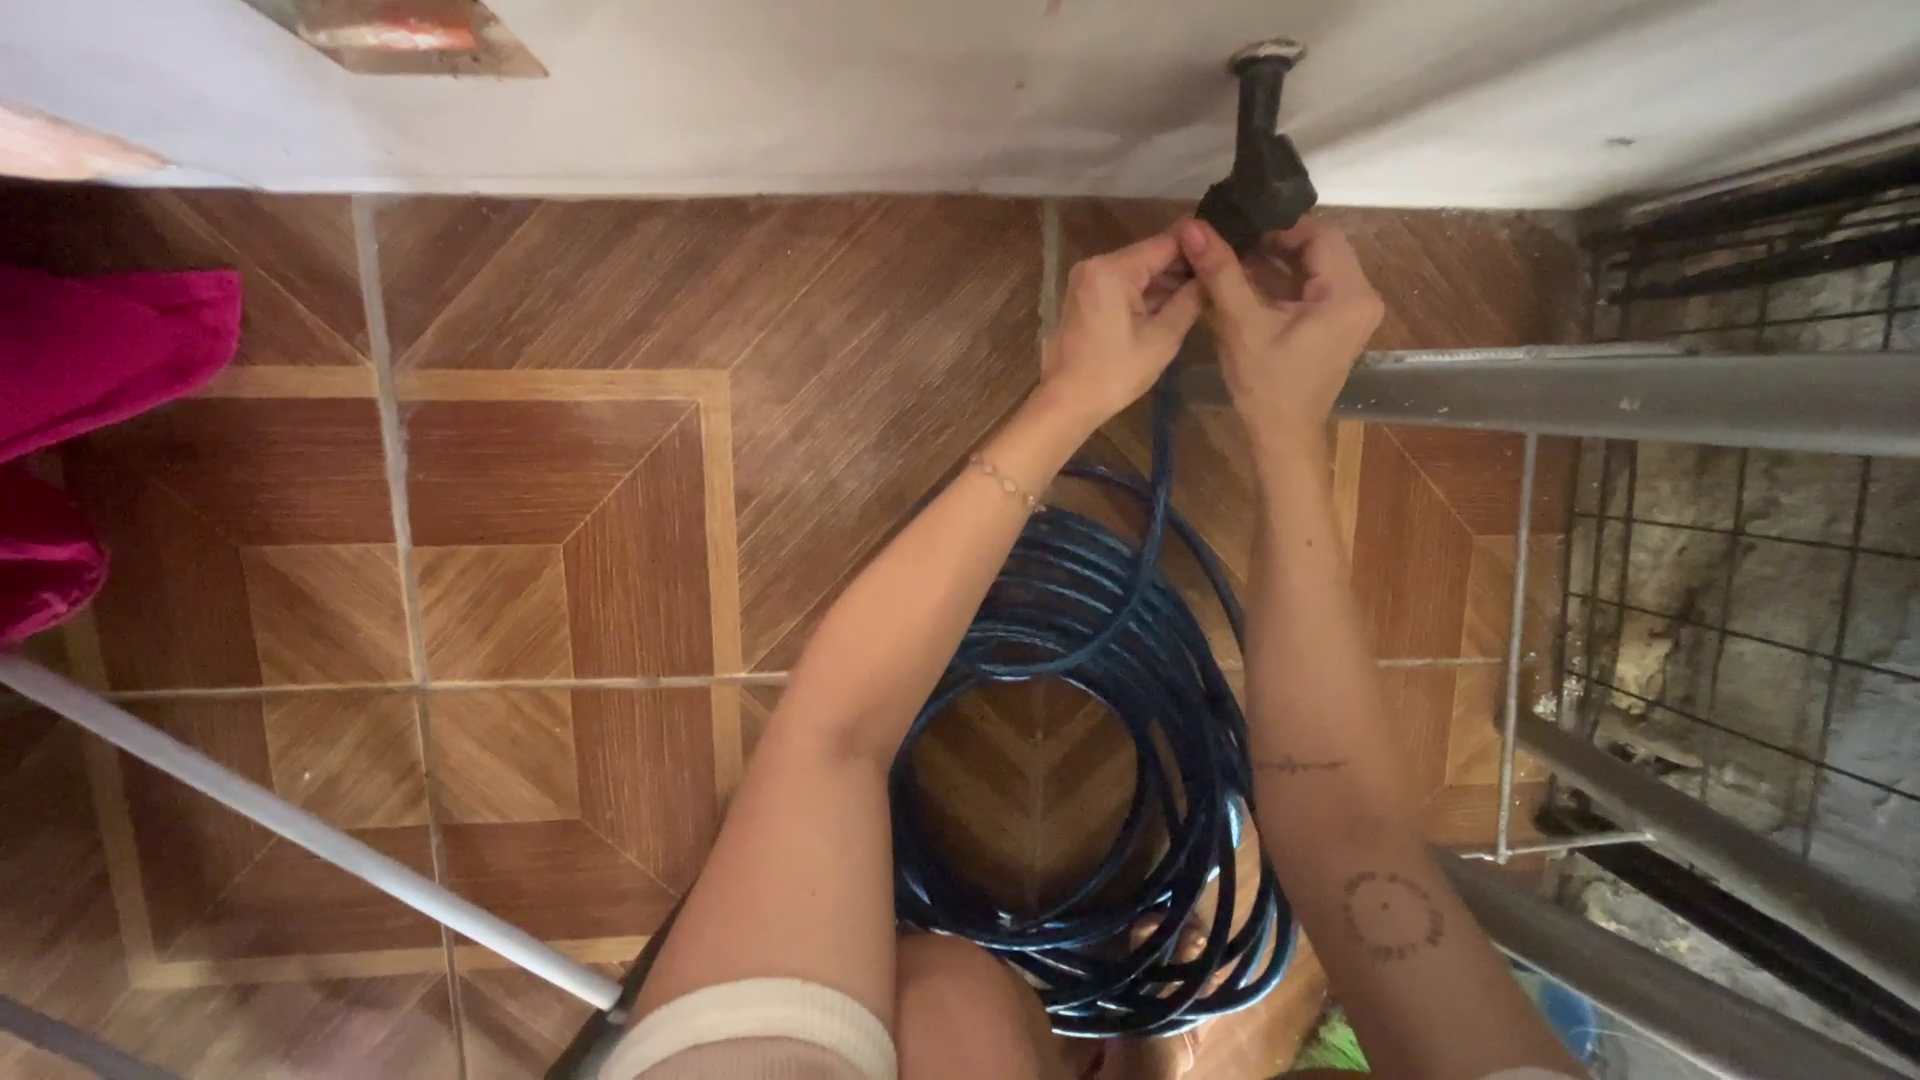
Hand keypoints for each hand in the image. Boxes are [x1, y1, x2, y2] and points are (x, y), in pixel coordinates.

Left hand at [1041, 226, 1202, 425]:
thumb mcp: (1162, 339)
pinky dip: (1147, 293)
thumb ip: (1190, 300)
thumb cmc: (1114, 374)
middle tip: (1221, 277)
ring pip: (1138, 270)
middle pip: (1151, 254)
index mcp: (1113, 270)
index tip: (1228, 255)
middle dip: (1185, 266)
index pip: (1167, 242)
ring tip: (1206, 291)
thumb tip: (1214, 275)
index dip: (1201, 246)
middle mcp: (1096, 265)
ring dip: (1167, 282)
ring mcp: (1087, 280)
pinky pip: (1123, 285)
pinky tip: (1175, 304)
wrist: (1067, 402)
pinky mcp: (1085, 296)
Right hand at [1175, 217, 1383, 453]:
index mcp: (1348, 294)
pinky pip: (1312, 291)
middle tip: (1232, 243)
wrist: (1282, 436)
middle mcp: (1361, 297)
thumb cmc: (1266, 385)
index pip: (1318, 234)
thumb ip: (1222, 272)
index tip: (1237, 230)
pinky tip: (1247, 286)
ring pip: (1314, 269)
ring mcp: (1351, 313)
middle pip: (1319, 249)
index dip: (1276, 227)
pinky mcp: (1337, 326)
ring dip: (1275, 264)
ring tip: (1233, 262)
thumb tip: (1194, 227)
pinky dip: (1282, 285)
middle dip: (1274, 244)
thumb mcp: (1242, 325)